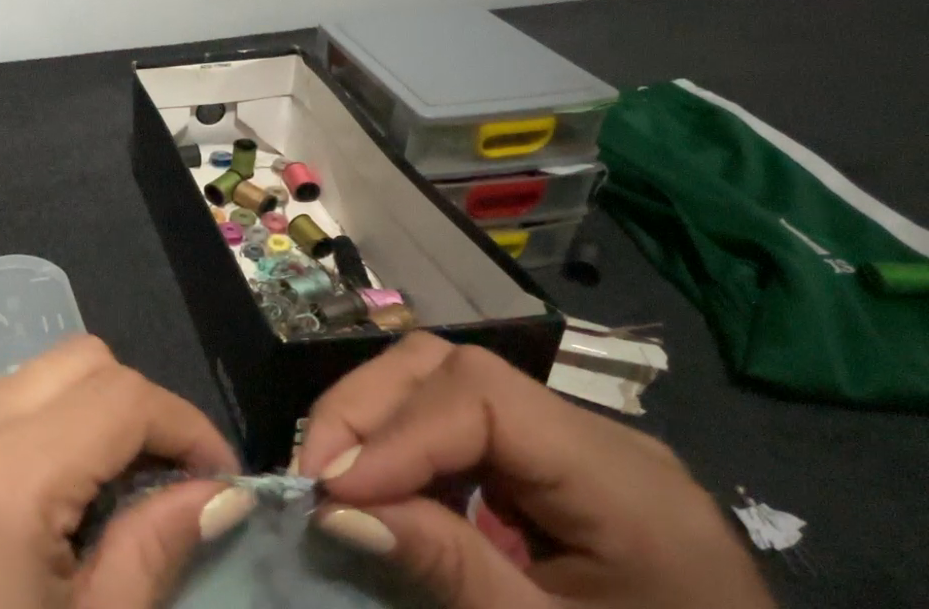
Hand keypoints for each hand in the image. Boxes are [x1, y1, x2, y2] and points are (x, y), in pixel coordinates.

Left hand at [0, 335, 244, 608]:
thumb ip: (155, 545)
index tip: (225, 479)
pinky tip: (61, 481)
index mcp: (7, 476)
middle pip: (80, 360)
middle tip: (177, 477)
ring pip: (38, 369)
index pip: (121, 398)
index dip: (188, 426)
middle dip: (142, 406)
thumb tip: (221, 491)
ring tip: (123, 480)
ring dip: (92, 405)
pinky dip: (46, 414)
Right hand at [300, 332, 774, 608]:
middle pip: (454, 368)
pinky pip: (457, 422)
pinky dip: (401, 442)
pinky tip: (381, 486)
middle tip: (311, 474)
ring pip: (445, 380)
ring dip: (374, 417)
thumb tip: (334, 507)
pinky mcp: (551, 467)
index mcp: (626, 483)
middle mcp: (601, 439)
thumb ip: (448, 569)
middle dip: (367, 409)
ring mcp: (575, 446)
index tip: (329, 490)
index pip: (482, 399)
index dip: (394, 432)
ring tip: (333, 477)